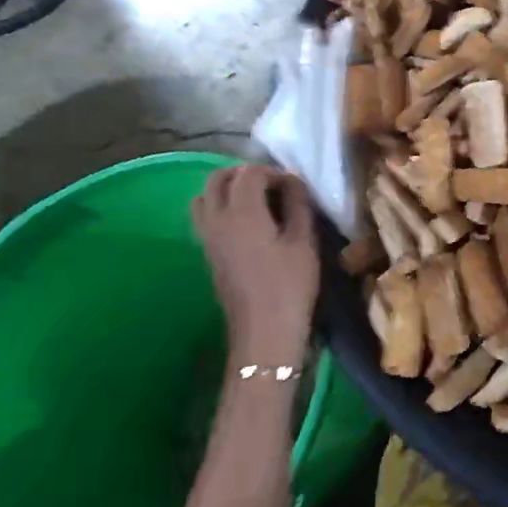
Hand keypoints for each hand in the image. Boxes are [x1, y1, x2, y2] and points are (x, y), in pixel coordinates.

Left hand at [191, 166, 319, 365]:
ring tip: (253, 201)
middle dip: (243, 174)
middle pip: (217, 178)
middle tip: (270, 185)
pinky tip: (246, 224)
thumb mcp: (303, 241)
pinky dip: (219, 208)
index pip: (249, 172)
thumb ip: (297, 203)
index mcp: (242, 212)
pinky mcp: (206, 254)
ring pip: (204, 197)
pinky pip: (204, 217)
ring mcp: (206, 238)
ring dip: (226, 189)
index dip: (272, 172)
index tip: (292, 185)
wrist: (264, 335)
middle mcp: (216, 219)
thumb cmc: (289, 286)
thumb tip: (292, 181)